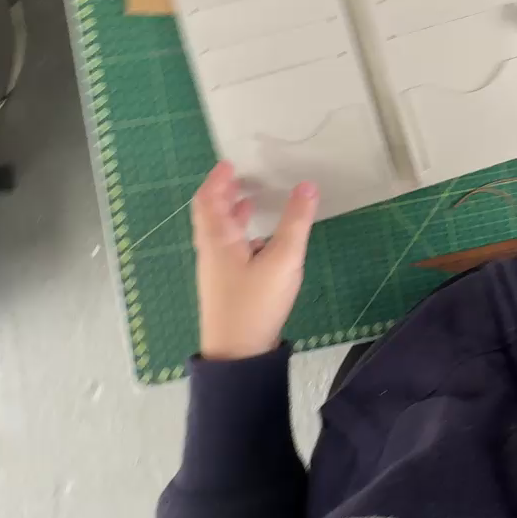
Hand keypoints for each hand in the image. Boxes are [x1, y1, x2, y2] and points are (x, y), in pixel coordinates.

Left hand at [191, 162, 317, 360]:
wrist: (238, 354)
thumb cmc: (256, 302)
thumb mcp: (283, 258)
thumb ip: (296, 221)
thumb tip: (307, 185)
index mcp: (218, 241)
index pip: (209, 201)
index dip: (217, 180)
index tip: (228, 163)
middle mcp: (212, 252)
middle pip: (212, 215)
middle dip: (225, 194)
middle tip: (241, 175)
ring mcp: (218, 271)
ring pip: (221, 233)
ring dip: (233, 213)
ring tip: (252, 200)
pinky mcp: (227, 285)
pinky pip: (230, 248)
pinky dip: (242, 232)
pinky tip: (261, 238)